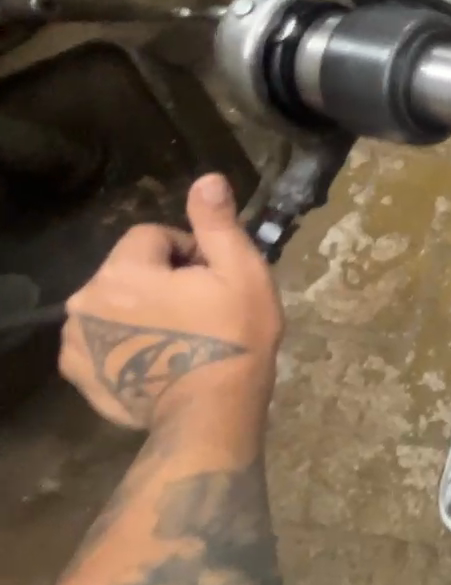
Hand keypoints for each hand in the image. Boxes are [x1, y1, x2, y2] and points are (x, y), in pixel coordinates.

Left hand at [59, 174, 282, 429]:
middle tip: (208, 307)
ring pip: (115, 305)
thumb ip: (217, 225)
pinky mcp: (77, 371)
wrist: (211, 405)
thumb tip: (207, 179)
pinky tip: (163, 357)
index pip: (152, 236)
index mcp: (123, 272)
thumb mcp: (243, 273)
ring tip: (187, 335)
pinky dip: (129, 341)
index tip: (218, 278)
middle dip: (166, 280)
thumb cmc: (234, 332)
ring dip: (146, 310)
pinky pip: (103, 339)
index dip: (192, 250)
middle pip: (131, 271)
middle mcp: (84, 301)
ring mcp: (73, 341)